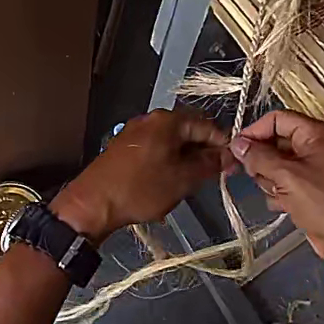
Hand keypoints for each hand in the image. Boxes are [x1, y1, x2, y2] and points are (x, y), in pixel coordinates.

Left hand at [51, 108, 231, 239]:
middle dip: (204, 152)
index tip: (231, 165)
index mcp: (168, 120)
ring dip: (187, 158)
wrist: (92, 204)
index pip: (207, 126)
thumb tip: (227, 156)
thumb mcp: (183, 179)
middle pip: (189, 130)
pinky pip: (157, 147)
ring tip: (194, 180)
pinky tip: (172, 179)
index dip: (223, 145)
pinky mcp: (125, 146)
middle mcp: (151, 119)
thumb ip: (209, 164)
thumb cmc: (140, 189)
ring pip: (173, 141)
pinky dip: (169, 160)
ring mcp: (136, 131)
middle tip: (215, 175)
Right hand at [231, 110, 323, 265]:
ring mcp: (317, 171)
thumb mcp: (287, 176)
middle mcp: (318, 148)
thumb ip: (260, 157)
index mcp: (317, 134)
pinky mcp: (314, 192)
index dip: (256, 130)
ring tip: (276, 192)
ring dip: (271, 180)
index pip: (279, 119)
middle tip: (256, 175)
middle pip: (278, 142)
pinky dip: (282, 194)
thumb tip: (238, 144)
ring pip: (280, 166)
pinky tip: (283, 205)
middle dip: (263, 159)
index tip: (236, 147)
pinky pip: (289, 185)